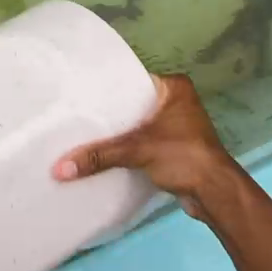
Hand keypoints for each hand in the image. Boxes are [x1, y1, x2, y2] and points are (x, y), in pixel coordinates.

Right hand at [53, 74, 240, 219]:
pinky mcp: (173, 147)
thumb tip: (59, 169)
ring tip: (83, 136)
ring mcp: (176, 124)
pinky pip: (143, 142)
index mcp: (174, 87)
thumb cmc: (182, 156)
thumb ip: (100, 156)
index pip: (134, 79)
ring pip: (138, 125)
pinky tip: (103, 155)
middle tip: (76, 118)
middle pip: (134, 104)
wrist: (212, 191)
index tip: (80, 95)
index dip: (109, 88)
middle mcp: (176, 100)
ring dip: (118, 134)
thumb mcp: (138, 150)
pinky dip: (127, 149)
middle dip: (110, 114)